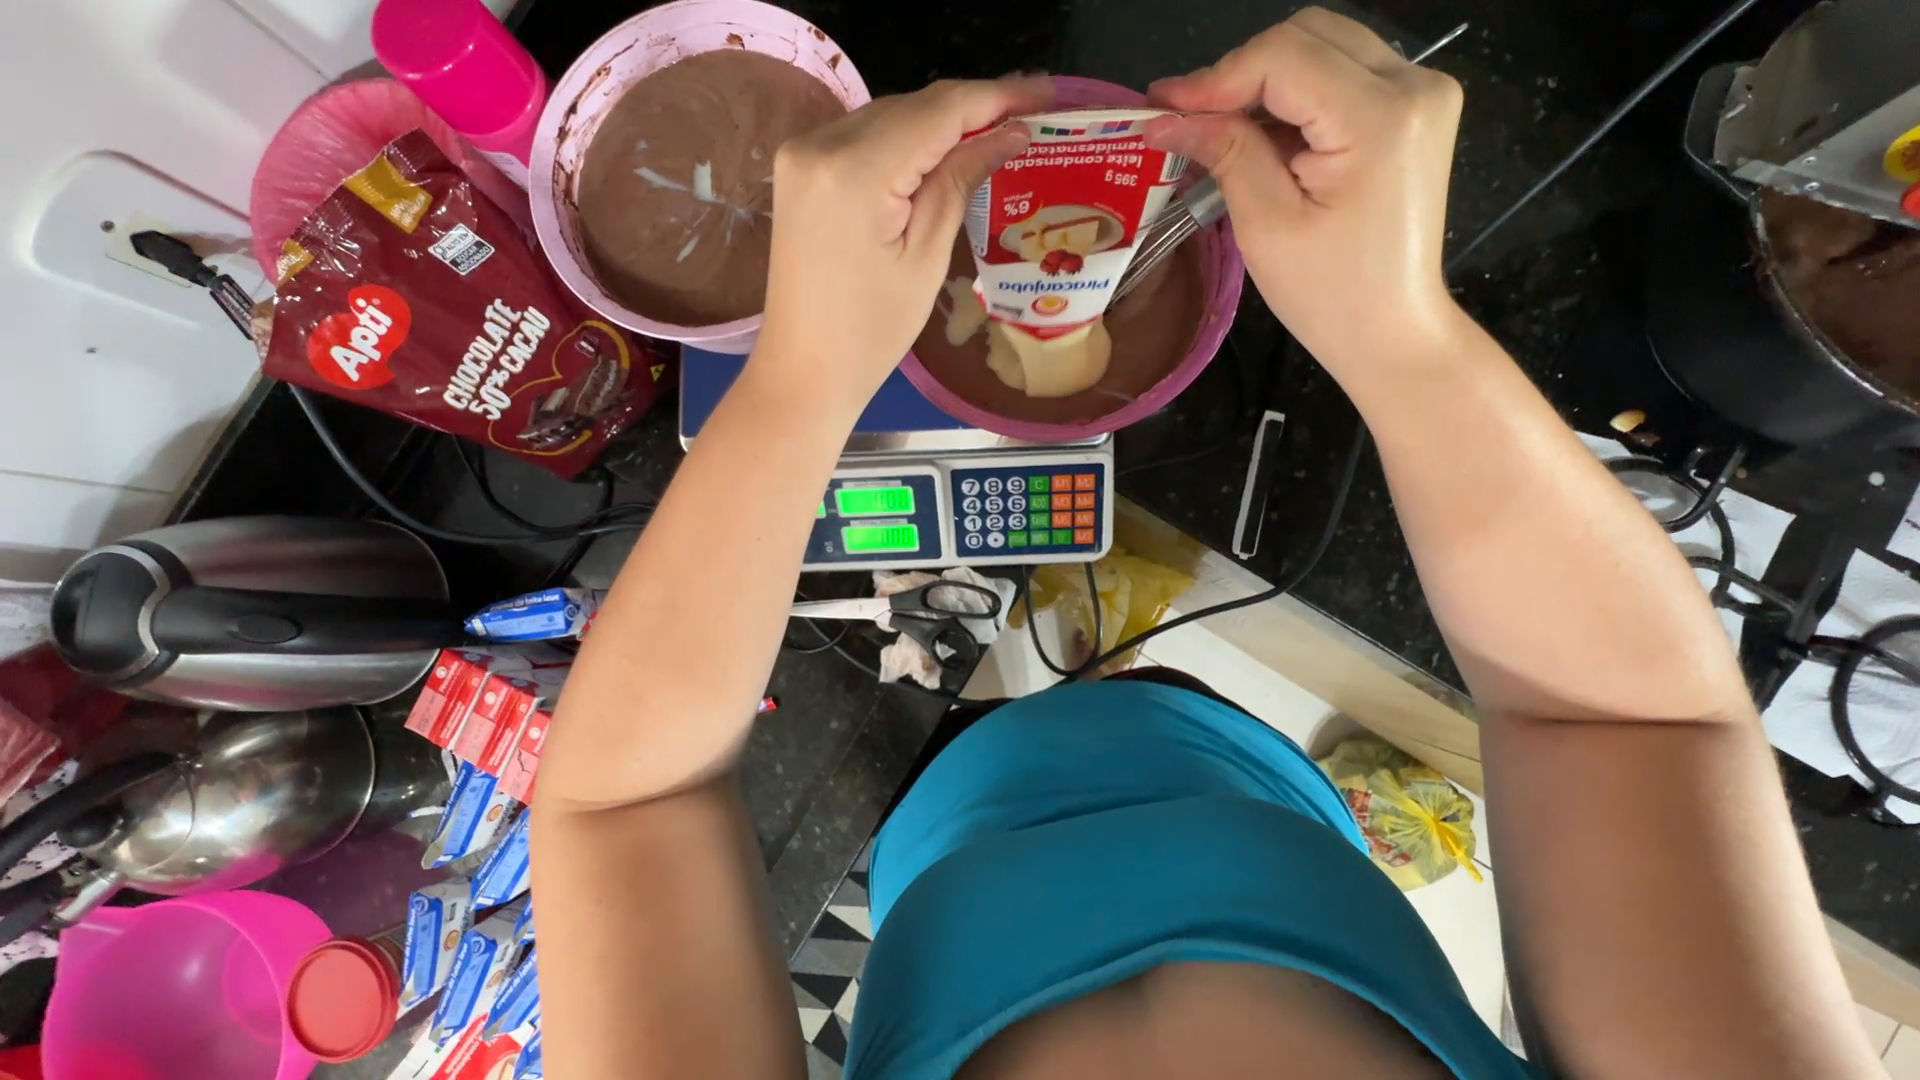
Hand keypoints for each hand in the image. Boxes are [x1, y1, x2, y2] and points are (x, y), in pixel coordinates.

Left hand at [755, 77, 1053, 406]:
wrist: (804, 369)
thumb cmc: (871, 333)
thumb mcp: (926, 259)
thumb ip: (959, 183)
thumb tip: (1007, 133)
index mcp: (854, 172)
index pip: (938, 111)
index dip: (996, 97)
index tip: (1044, 93)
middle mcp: (820, 145)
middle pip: (911, 107)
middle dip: (971, 108)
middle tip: (1028, 114)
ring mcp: (802, 154)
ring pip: (887, 117)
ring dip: (939, 123)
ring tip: (995, 132)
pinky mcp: (798, 169)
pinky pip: (863, 138)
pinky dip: (905, 141)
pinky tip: (940, 153)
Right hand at [1146, 9, 1464, 368]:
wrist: (1391, 330)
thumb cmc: (1328, 294)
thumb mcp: (1266, 226)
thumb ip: (1226, 153)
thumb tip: (1167, 116)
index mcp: (1381, 118)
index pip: (1285, 58)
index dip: (1216, 77)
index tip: (1160, 105)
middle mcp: (1415, 85)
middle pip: (1308, 36)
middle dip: (1238, 72)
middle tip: (1183, 115)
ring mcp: (1422, 93)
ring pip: (1325, 47)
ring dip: (1263, 81)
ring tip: (1213, 126)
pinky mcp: (1414, 110)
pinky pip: (1342, 75)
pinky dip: (1293, 96)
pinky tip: (1258, 134)